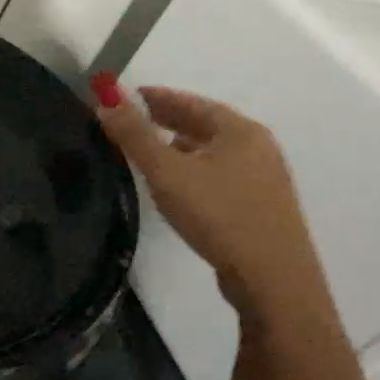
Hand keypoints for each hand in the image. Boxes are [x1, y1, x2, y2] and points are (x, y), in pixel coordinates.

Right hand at [91, 75, 326, 319]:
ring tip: (147, 152)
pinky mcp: (264, 207)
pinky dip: (195, 168)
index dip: (154, 96)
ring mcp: (265, 179)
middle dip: (165, 119)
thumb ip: (134, 135)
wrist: (274, 283)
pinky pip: (221, 173)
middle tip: (129, 120)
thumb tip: (105, 98)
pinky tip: (177, 186)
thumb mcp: (166, 172)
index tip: (122, 96)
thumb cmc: (219, 215)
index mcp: (240, 130)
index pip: (190, 100)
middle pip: (204, 123)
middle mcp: (258, 147)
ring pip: (213, 150)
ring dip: (179, 145)